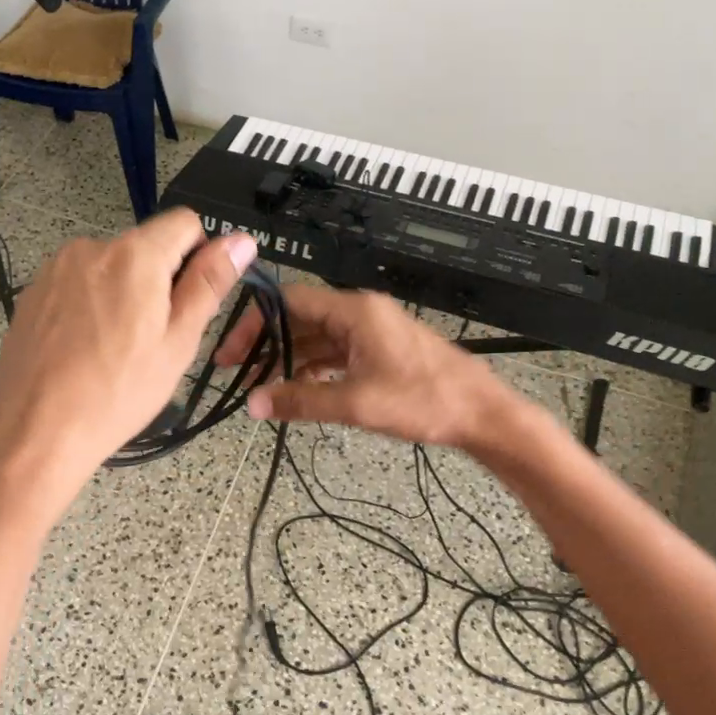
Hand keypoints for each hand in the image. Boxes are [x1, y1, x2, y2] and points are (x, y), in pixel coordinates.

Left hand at [0, 209, 257, 517]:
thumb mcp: (178, 342)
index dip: (198, 256)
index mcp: (134, 254)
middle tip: (152, 340)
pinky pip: (75, 286)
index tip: (189, 302)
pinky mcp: (31, 293)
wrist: (36, 431)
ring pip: (108, 269)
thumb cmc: (117, 393)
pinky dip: (86, 308)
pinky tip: (81, 351)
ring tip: (113, 351)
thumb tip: (240, 240)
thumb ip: (208, 283)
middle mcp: (90, 247)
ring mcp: (55, 269)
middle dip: (156, 282)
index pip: (184, 222)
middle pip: (143, 247)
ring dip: (120, 295)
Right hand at [214, 285, 520, 452]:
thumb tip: (253, 405)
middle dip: (267, 344)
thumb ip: (301, 401)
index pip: (289, 300)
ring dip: (289, 359)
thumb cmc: (425, 401)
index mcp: (355, 310)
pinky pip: (335, 352)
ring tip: (263, 387)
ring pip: (317, 337)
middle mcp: (361, 312)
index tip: (232, 352)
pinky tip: (299, 390)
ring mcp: (373, 331)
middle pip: (300, 318)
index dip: (254, 323)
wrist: (483, 414)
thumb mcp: (356, 403)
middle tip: (238, 373)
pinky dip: (313, 368)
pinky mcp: (381, 350)